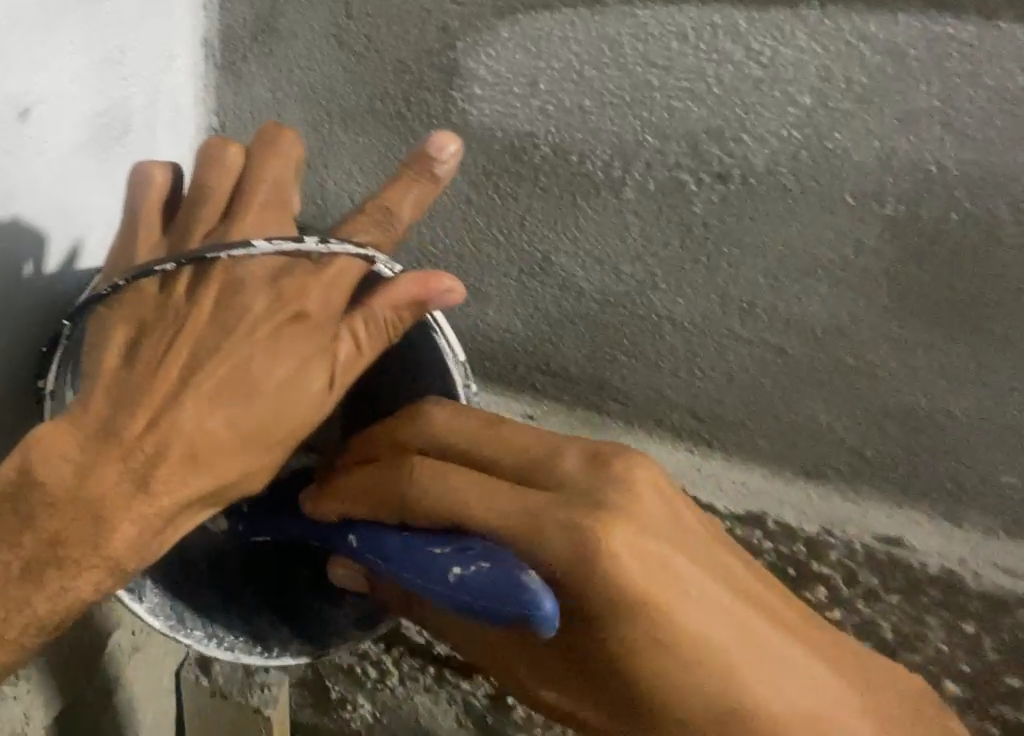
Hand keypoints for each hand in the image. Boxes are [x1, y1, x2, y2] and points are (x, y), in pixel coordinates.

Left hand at [48, 122, 468, 568]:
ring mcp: (186, 242)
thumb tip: (448, 281)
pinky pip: (150, 176)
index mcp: (305, 291)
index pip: (375, 222)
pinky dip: (163, 185)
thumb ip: (378, 325)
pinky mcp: (134, 247)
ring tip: (219, 212)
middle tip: (274, 204)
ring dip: (226, 172)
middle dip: (285, 162)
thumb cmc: (235, 439)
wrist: (133, 456)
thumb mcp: (320, 393)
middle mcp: (249, 248)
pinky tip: (170, 216)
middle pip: (278, 149)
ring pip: (216, 152)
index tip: (444, 144)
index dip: (416, 179)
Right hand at [301, 399, 967, 735]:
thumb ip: (436, 602)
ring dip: (410, 446)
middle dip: (370, 450)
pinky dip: (458, 456)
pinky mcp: (619, 459)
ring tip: (373, 487)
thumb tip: (347, 561)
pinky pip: (511, 439)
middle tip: (330, 487)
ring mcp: (607, 455)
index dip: (355, 491)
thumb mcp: (541, 674)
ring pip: (472, 422)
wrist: (819, 711)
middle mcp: (587, 468)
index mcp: (574, 533)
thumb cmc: (670, 715)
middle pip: (441, 426)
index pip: (428, 484)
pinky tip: (443, 492)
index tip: (309, 508)